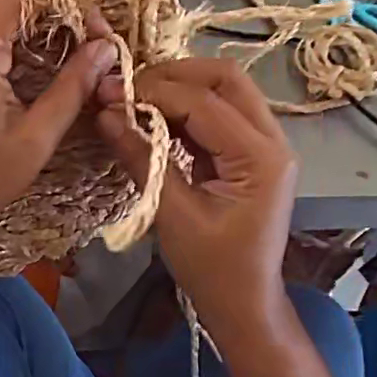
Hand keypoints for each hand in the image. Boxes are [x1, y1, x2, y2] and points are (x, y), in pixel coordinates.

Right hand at [96, 59, 297, 333]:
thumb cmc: (211, 268)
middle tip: (130, 87)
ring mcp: (265, 145)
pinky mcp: (251, 154)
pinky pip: (219, 116)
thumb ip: (141, 159)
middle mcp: (271, 140)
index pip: (204, 102)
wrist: (243, 302)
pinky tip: (154, 119)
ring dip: (180, 89)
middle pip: (226, 79)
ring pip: (225, 92)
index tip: (111, 94)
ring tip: (136, 100)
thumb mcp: (172, 214)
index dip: (155, 92)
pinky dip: (186, 111)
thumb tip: (105, 115)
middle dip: (175, 75)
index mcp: (260, 157)